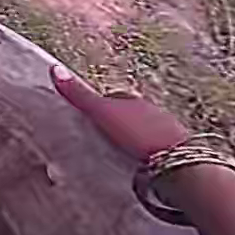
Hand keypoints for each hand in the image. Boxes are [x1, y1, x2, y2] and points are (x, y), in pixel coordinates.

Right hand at [50, 63, 189, 159]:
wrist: (180, 166)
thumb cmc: (139, 133)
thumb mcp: (102, 112)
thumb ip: (79, 94)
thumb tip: (54, 68)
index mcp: (134, 100)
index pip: (112, 96)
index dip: (99, 102)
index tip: (88, 111)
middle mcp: (152, 113)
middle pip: (129, 113)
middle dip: (117, 120)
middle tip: (100, 131)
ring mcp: (166, 134)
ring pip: (143, 132)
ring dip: (132, 138)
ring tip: (116, 149)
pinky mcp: (174, 156)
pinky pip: (154, 151)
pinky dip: (144, 154)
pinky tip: (136, 163)